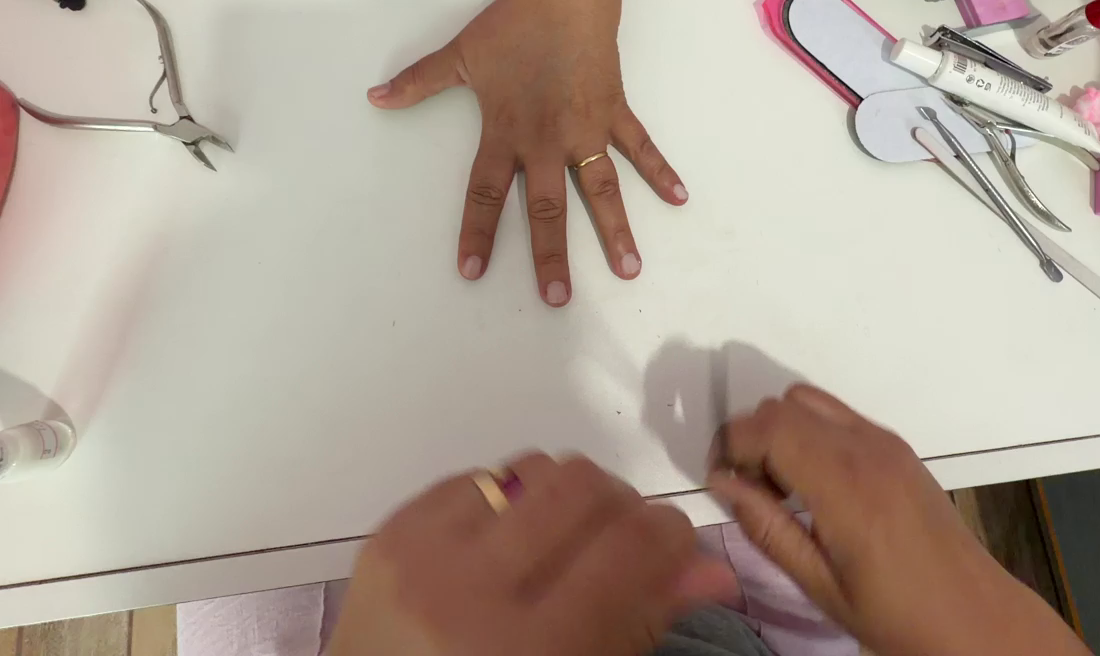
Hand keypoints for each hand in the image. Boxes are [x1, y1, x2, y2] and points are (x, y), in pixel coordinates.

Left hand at [326, 453, 735, 655]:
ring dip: (560, 494)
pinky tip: (502, 540)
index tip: (676, 538)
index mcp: (526, 654)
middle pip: (578, 485)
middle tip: (620, 534)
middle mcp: (468, 591)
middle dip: (617, 500)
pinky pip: (475, 474)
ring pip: (530, 464)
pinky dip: (504, 497)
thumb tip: (710, 566)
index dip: (669, 532)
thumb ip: (641, 625)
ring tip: (557, 540)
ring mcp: (420, 554)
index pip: (626, 550)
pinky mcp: (388, 531)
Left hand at [367, 0, 686, 306]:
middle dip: (551, 256)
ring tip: (629, 270)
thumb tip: (374, 97)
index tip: (472, 273)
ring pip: (601, 190)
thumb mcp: (460, 55)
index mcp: (506, 133)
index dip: (478, 234)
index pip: (487, 194)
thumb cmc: (511, 25)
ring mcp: (587, 130)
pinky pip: (640, 147)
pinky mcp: (615, 112)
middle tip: (557, 298)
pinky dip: (660, 171)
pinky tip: (681, 198)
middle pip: (549, 208)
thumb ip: (418, 82)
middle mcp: (547, 142)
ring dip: (616, 230)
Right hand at [711, 386, 1091, 655]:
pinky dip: (808, 430)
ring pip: (805, 399)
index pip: (766, 427)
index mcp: (843, 483)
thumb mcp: (820, 585)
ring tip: (784, 483)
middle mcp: (862, 445)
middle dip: (751, 437)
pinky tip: (816, 480)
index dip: (730, 444)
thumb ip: (766, 527)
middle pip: (780, 405)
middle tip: (751, 489)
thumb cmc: (897, 616)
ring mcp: (882, 439)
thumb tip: (722, 483)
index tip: (720, 479)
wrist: (980, 622)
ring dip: (779, 428)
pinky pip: (834, 412)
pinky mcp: (895, 443)